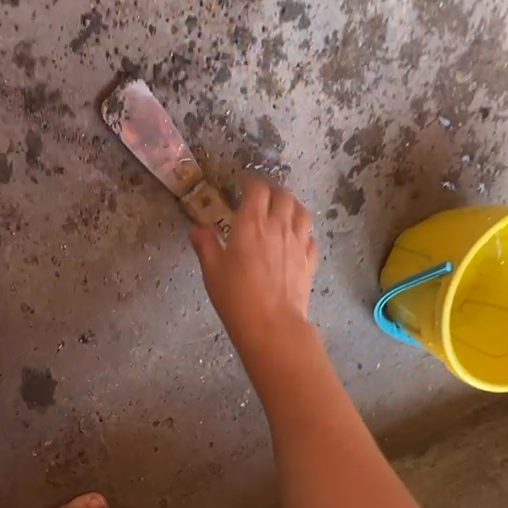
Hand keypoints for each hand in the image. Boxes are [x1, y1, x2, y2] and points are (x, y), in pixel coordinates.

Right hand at [190, 178, 318, 353]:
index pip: (257, 189)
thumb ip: (205, 246)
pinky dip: (303, 231)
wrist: (272, 325)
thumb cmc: (236, 298)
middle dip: (272, 191)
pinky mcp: (309, 260)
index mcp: (251, 224)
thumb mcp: (212, 272)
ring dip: (291, 206)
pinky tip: (297, 238)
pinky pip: (310, 237)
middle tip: (262, 197)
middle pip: (283, 195)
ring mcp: (298, 243)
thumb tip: (197, 229)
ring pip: (301, 211)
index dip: (251, 182)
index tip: (243, 184)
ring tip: (283, 210)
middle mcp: (278, 226)